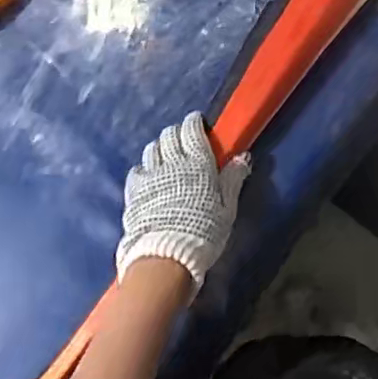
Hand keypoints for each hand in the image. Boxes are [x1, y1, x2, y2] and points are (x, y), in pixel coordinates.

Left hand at [115, 112, 250, 289]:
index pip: (192, 131)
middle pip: (170, 135)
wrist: (166, 256)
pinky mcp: (134, 188)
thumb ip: (233, 180)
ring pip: (152, 148)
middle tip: (183, 139)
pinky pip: (138, 168)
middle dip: (177, 132)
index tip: (197, 122)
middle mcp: (173, 162)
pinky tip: (149, 174)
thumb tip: (243, 156)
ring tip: (165, 155)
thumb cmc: (203, 232)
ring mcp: (151, 174)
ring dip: (160, 146)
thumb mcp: (226, 209)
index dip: (194, 122)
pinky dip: (144, 166)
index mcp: (198, 164)